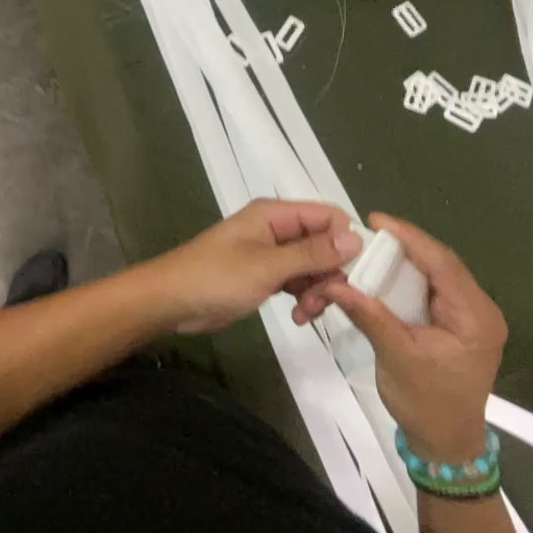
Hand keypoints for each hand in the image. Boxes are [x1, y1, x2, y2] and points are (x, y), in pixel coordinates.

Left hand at [145, 199, 363, 335]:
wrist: (173, 301)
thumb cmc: (216, 277)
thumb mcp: (267, 266)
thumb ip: (311, 253)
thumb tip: (357, 238)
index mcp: (274, 214)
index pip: (329, 216)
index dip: (348, 242)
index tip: (359, 274)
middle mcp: (276, 229)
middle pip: (325, 244)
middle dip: (332, 273)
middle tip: (327, 300)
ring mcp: (271, 253)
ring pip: (314, 267)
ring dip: (319, 291)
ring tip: (308, 313)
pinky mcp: (265, 276)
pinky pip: (298, 282)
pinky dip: (304, 299)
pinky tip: (299, 318)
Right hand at [320, 214, 505, 462]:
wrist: (445, 441)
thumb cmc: (426, 401)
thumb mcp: (395, 355)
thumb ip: (369, 314)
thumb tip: (334, 283)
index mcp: (475, 318)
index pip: (443, 264)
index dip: (410, 237)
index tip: (376, 220)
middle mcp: (480, 311)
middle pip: (441, 264)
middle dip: (404, 245)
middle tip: (367, 232)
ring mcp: (471, 317)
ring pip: (436, 273)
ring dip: (405, 260)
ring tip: (371, 247)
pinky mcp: (457, 323)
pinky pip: (432, 288)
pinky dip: (407, 278)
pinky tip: (384, 273)